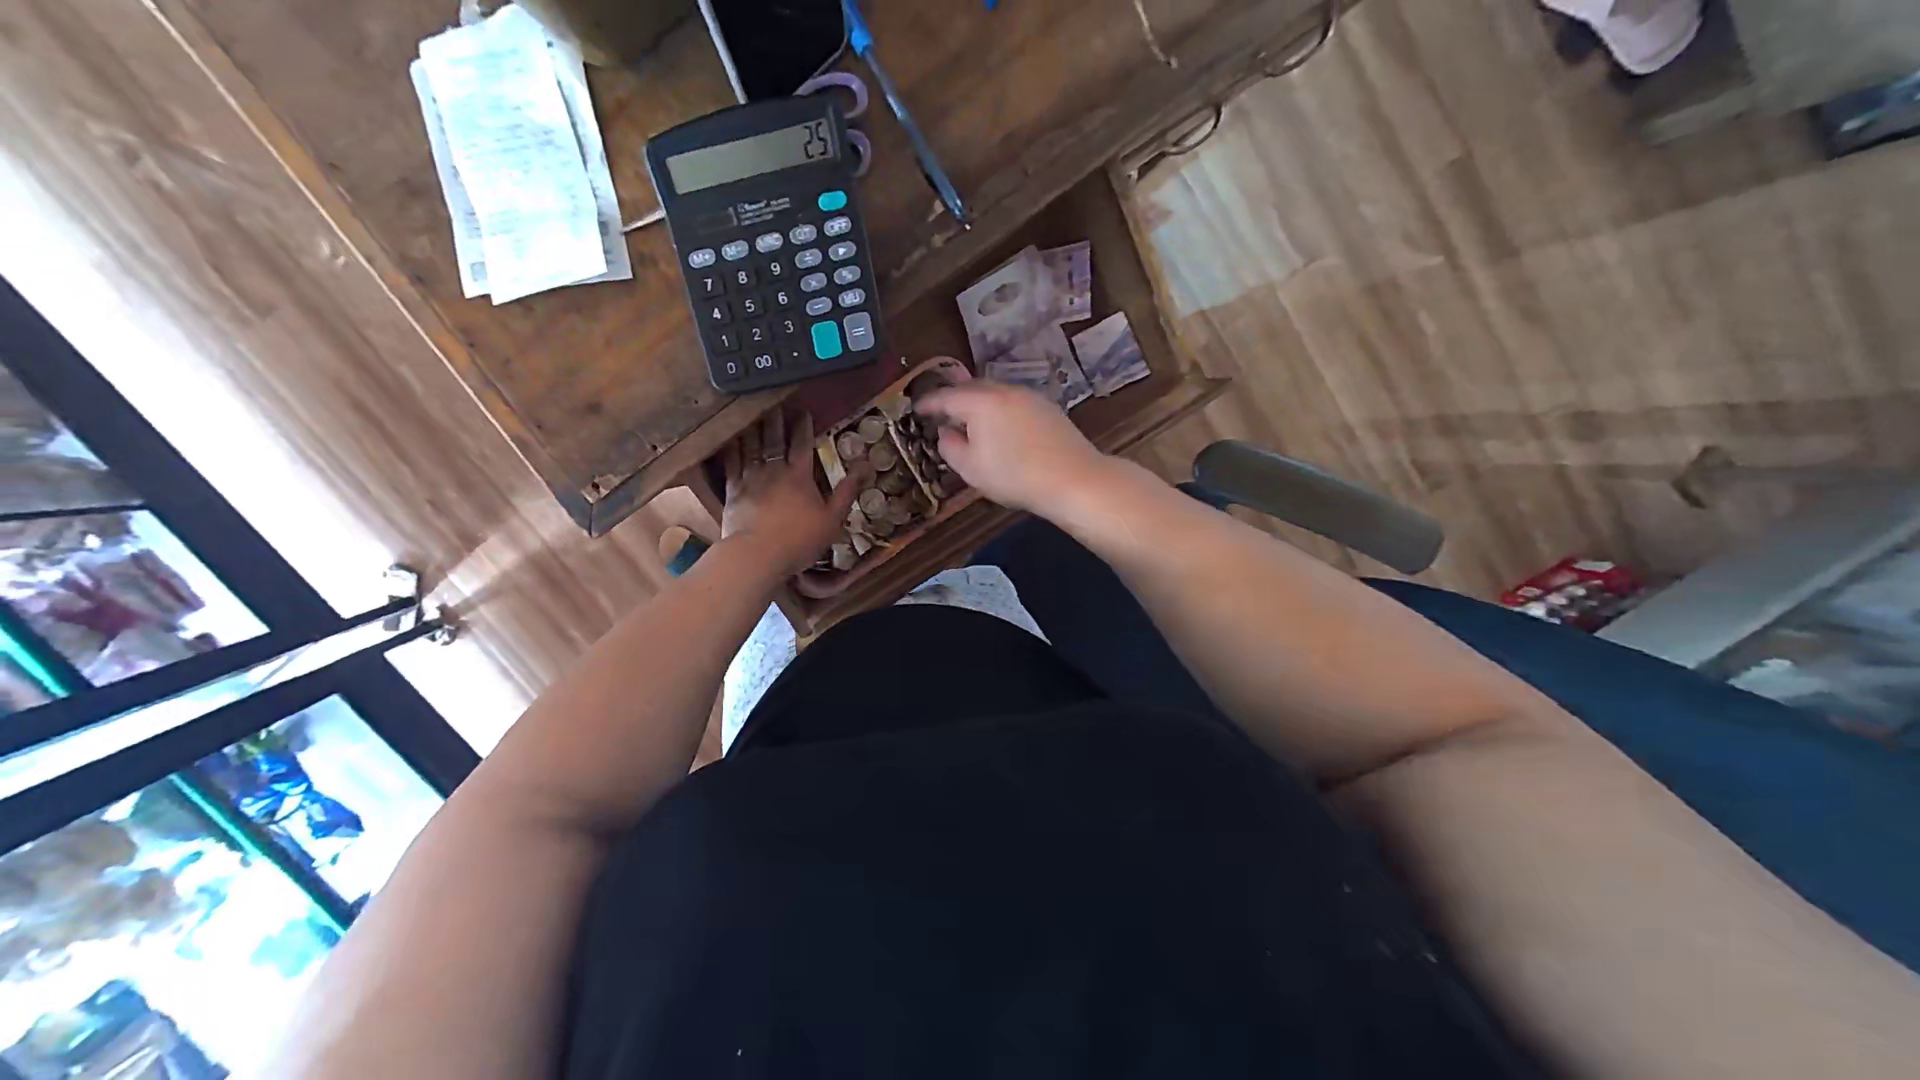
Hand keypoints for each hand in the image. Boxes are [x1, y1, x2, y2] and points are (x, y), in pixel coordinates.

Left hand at [722, 410, 863, 576]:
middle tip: (774, 403)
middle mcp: (774, 470)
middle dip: (776, 420)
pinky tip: (731, 438)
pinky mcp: (732, 490)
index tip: (803, 412)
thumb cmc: (800, 539)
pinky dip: (732, 448)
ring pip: (752, 446)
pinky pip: (731, 463)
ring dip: (754, 428)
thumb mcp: (832, 518)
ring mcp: (751, 478)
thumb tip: (867, 465)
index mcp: (800, 476)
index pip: (803, 444)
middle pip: (775, 440)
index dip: (803, 427)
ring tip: (753, 414)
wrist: (758, 554)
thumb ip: (848, 490)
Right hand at [913, 377, 1110, 512]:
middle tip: (942, 414)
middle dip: (954, 399)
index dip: (928, 403)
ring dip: (978, 405)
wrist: (1073, 479)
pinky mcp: (1048, 408)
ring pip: (995, 393)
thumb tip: (946, 433)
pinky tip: (1001, 429)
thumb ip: (950, 448)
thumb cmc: (1015, 476)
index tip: (916, 408)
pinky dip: (999, 411)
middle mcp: (1004, 390)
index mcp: (980, 402)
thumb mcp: (971, 469)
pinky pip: (1013, 402)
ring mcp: (1029, 396)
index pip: (946, 397)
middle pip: (972, 388)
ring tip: (970, 423)